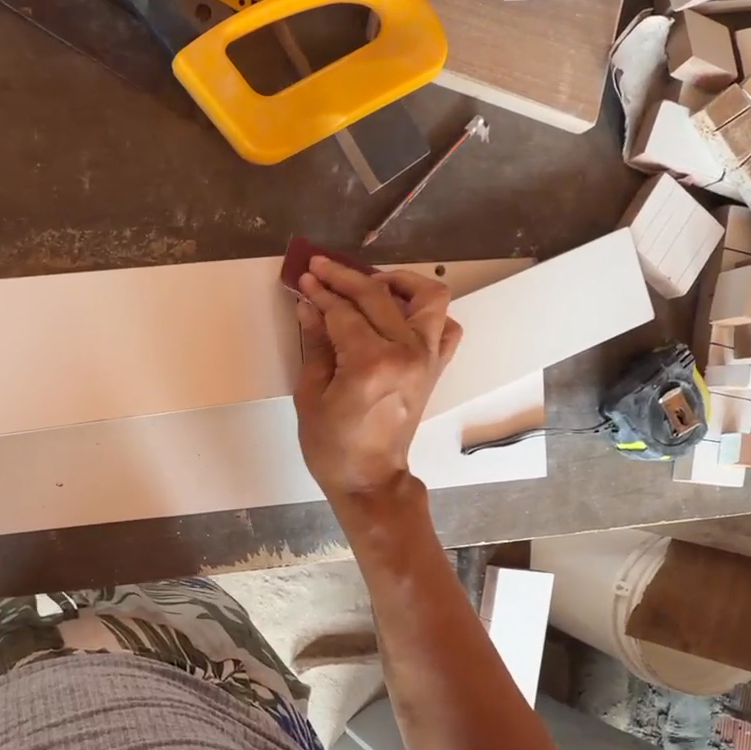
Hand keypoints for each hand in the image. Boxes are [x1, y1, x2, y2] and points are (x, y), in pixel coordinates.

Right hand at [292, 256, 461, 507]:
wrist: (370, 480)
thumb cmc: (332, 447)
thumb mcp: (310, 396)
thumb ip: (315, 344)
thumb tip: (309, 306)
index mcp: (370, 363)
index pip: (343, 312)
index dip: (321, 293)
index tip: (304, 278)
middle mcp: (406, 352)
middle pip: (377, 296)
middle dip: (345, 278)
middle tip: (322, 269)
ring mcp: (427, 358)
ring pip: (427, 297)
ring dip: (399, 282)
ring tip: (372, 283)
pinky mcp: (435, 367)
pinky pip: (445, 327)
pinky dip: (427, 313)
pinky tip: (400, 313)